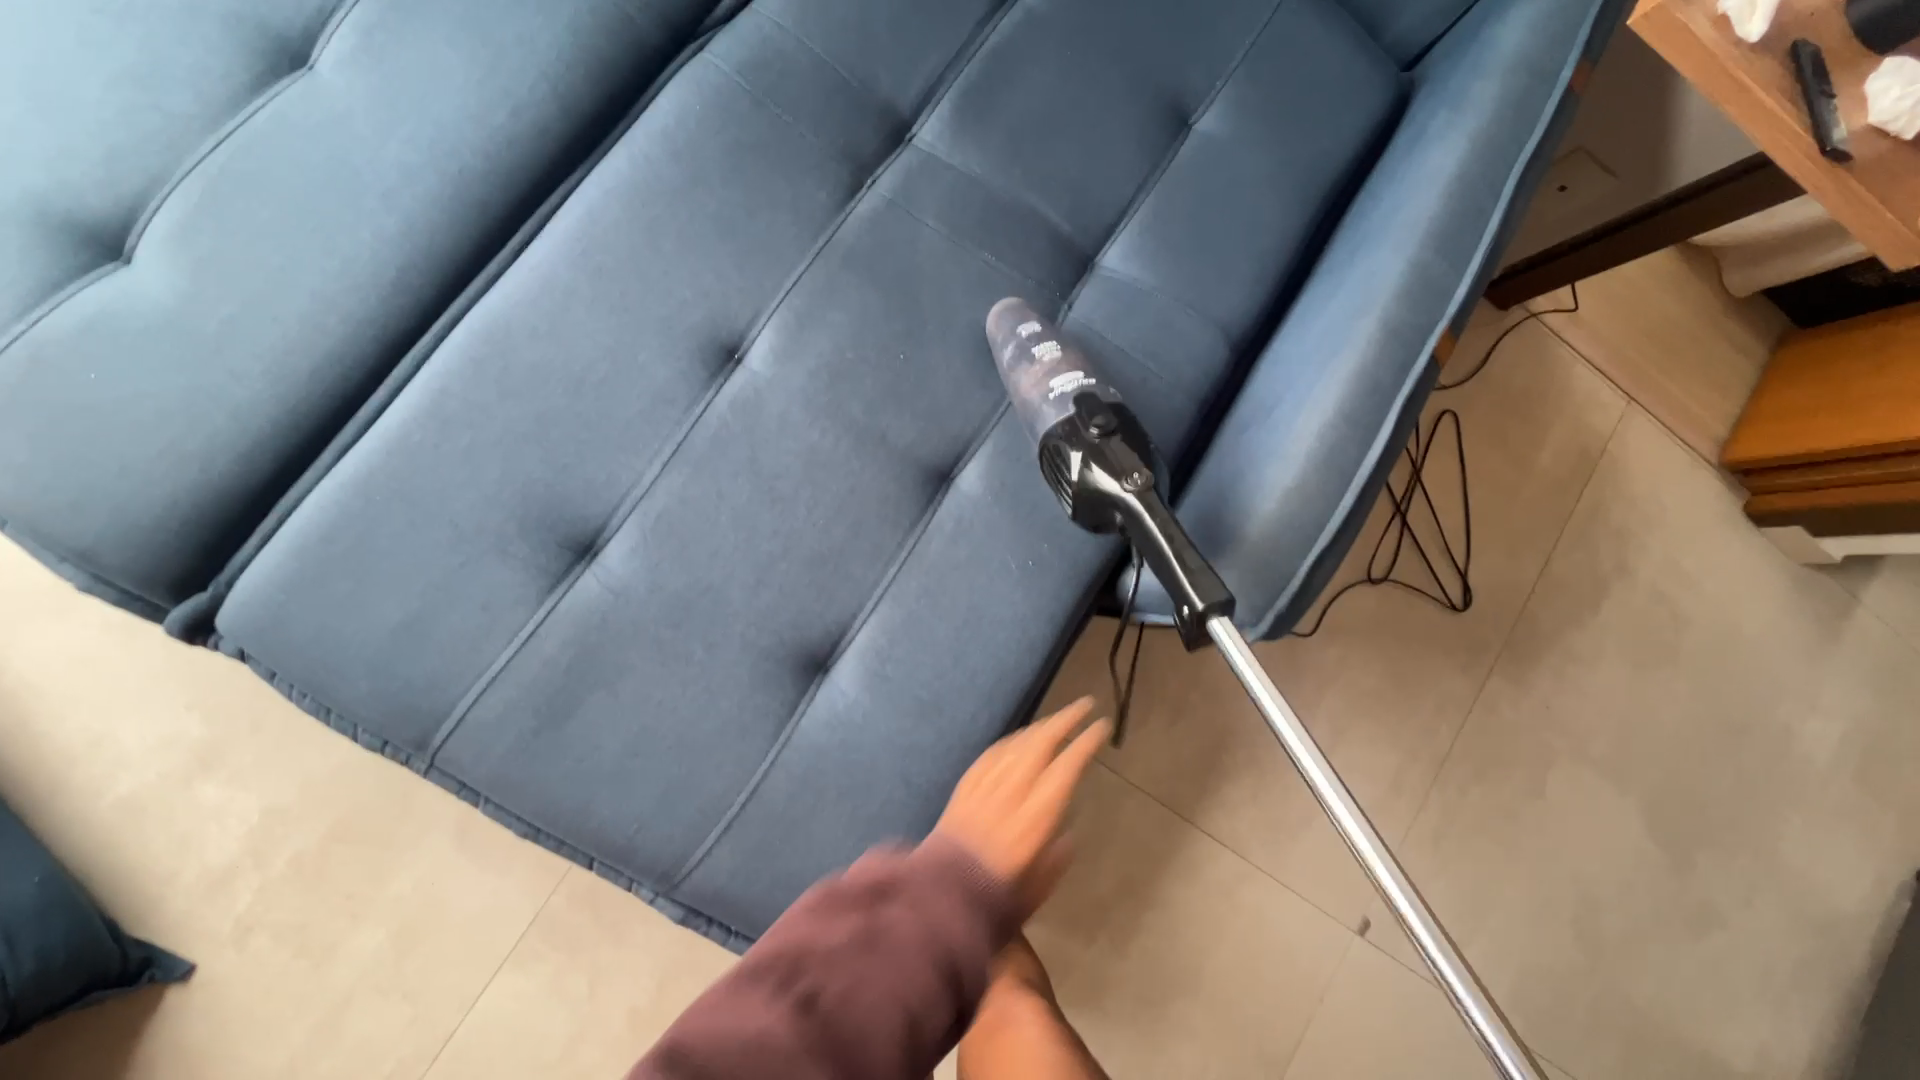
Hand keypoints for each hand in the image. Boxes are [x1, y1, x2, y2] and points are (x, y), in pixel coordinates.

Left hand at [934, 697, 1110, 919]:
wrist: (941, 895)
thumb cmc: (997, 898)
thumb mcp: (1039, 886)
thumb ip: (1057, 856)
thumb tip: (1067, 835)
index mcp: (1037, 815)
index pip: (1066, 766)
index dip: (1084, 743)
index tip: (1100, 727)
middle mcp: (1012, 791)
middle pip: (1040, 743)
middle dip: (1064, 719)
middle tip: (1084, 704)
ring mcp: (986, 785)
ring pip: (1016, 743)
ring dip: (1039, 727)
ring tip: (1056, 720)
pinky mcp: (965, 786)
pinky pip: (991, 753)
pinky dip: (1010, 740)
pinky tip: (1018, 738)